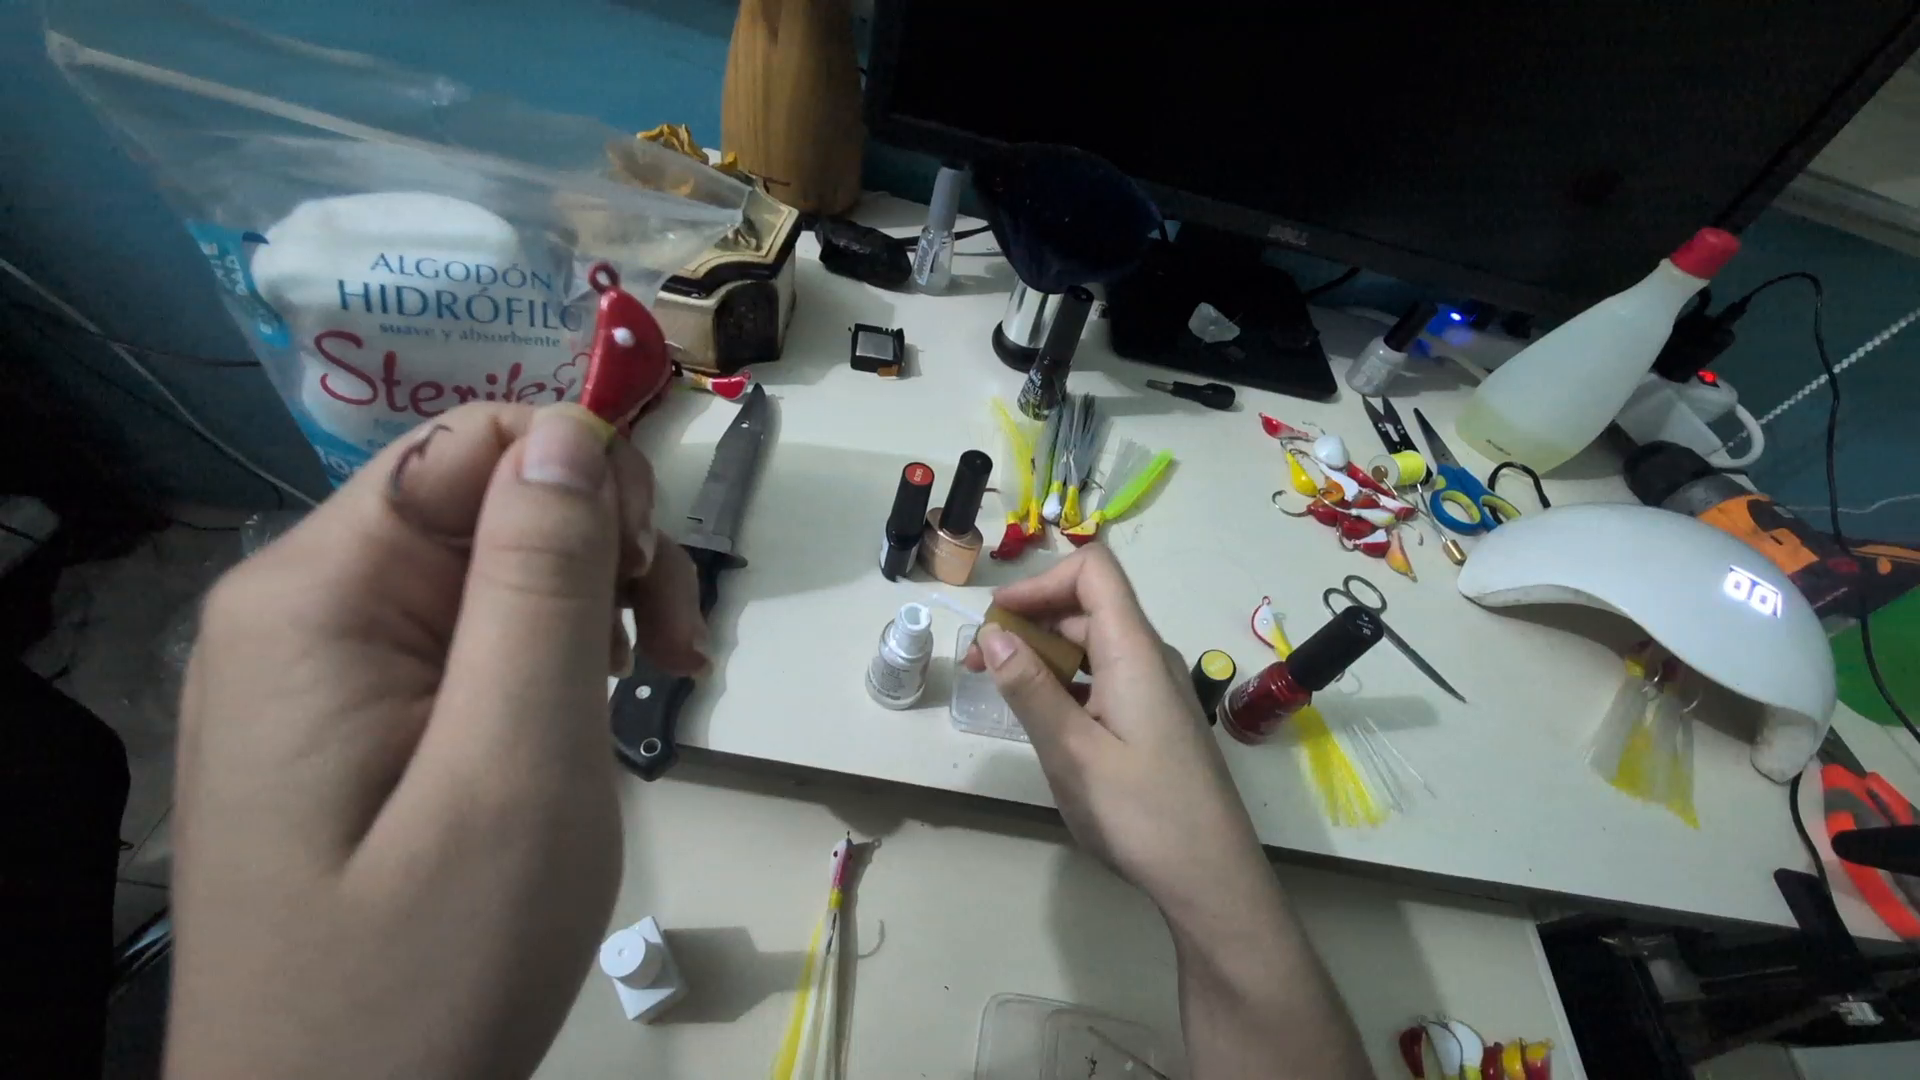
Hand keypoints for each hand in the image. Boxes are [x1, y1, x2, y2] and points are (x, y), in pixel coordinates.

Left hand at [167, 403, 705, 1079]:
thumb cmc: (434, 959)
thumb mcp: (516, 759)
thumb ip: (542, 585)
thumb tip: (569, 438)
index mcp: (321, 596)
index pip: (470, 446)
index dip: (582, 474)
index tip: (648, 564)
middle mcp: (322, 606)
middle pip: (500, 500)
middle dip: (606, 548)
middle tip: (666, 642)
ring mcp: (355, 659)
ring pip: (516, 562)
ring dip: (606, 601)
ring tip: (656, 678)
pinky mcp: (393, 704)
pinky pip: (503, 627)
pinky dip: (578, 648)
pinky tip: (609, 699)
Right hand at [963, 545, 1271, 920]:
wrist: (1212, 880)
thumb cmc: (1140, 814)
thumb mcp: (1072, 751)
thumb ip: (1029, 688)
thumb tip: (991, 632)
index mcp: (1133, 651)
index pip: (1093, 572)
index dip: (1040, 582)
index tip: (996, 618)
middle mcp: (1148, 657)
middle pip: (1088, 606)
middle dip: (1029, 621)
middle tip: (979, 663)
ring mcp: (1155, 688)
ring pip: (1094, 643)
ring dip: (1045, 654)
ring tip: (1003, 689)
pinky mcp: (1154, 717)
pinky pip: (1105, 676)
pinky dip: (1067, 681)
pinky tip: (1044, 716)